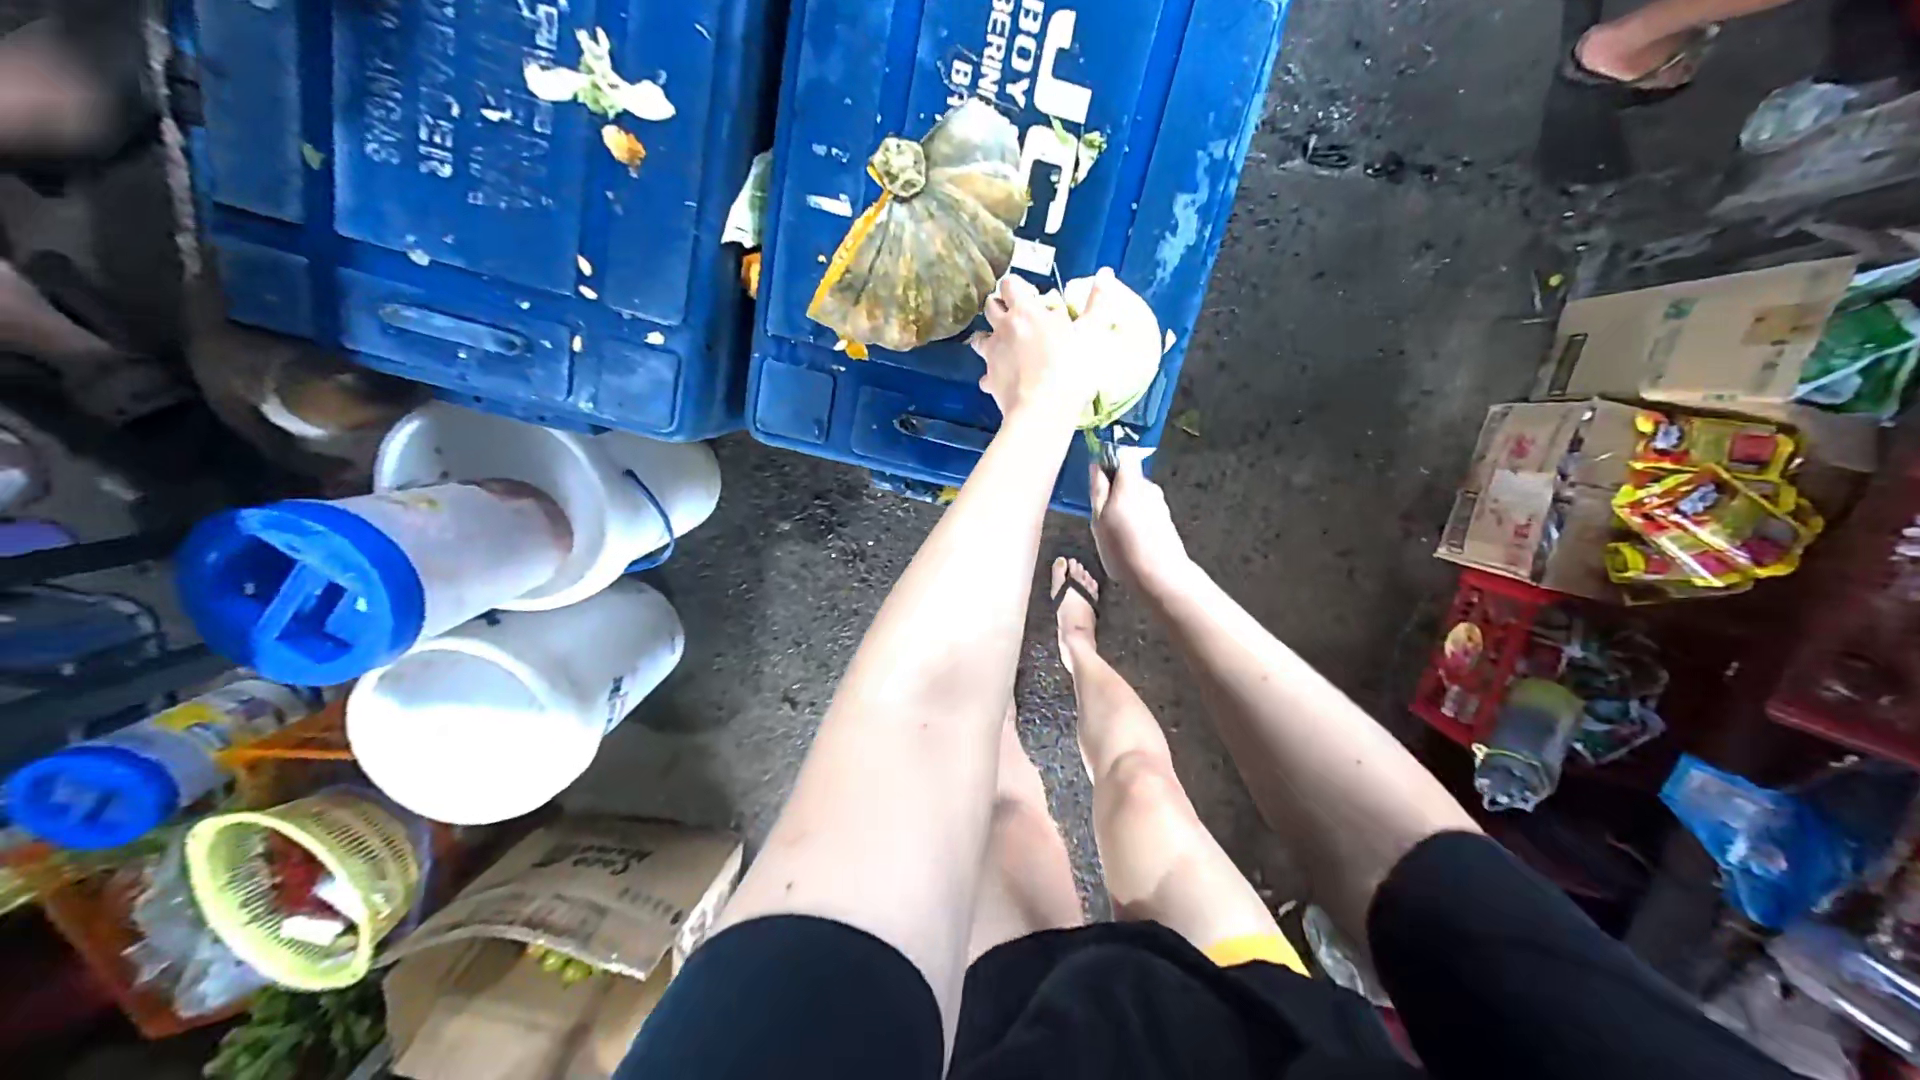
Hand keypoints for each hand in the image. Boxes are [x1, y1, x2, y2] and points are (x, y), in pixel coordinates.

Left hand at [969, 271, 1111, 424]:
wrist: (1045, 408)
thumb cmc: (1071, 368)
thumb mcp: (1091, 332)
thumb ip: (1097, 302)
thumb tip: (1105, 273)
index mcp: (1026, 310)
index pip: (1010, 284)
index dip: (1017, 286)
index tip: (1030, 296)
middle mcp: (1004, 327)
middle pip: (990, 306)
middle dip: (999, 306)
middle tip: (1015, 316)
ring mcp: (993, 354)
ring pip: (979, 338)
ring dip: (988, 337)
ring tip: (1004, 345)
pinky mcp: (990, 378)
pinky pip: (984, 373)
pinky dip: (991, 374)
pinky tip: (1002, 379)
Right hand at [1089, 450, 1192, 592]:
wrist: (1161, 576)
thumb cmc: (1123, 547)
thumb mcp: (1099, 519)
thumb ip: (1098, 489)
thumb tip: (1096, 464)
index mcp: (1131, 483)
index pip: (1123, 454)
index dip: (1108, 461)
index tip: (1097, 478)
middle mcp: (1149, 487)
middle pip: (1128, 477)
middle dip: (1114, 489)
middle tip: (1102, 515)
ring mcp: (1159, 503)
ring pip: (1135, 495)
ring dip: (1124, 506)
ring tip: (1116, 532)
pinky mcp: (1165, 518)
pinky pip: (1144, 510)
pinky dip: (1135, 518)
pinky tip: (1130, 540)